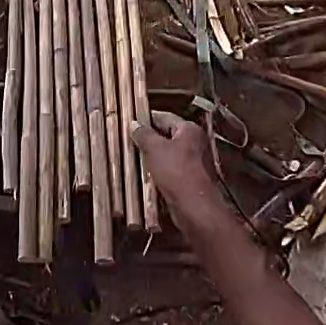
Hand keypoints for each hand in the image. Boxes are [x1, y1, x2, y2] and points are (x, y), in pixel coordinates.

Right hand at [130, 110, 230, 231]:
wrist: (195, 208)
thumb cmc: (176, 172)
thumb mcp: (154, 148)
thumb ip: (143, 134)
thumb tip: (134, 124)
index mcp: (189, 130)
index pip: (164, 117)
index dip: (146, 118)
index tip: (131, 121)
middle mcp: (195, 143)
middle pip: (167, 135)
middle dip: (148, 139)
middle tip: (130, 139)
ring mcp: (195, 162)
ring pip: (167, 154)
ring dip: (152, 156)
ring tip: (134, 156)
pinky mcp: (190, 179)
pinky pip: (170, 170)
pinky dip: (158, 170)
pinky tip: (145, 174)